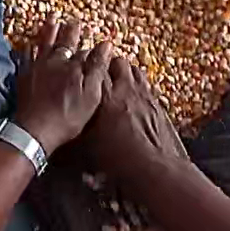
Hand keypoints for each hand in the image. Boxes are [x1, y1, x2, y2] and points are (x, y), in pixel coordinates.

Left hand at [12, 19, 112, 153]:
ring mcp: (37, 67)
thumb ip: (97, 68)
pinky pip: (25, 55)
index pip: (84, 51)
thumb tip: (106, 44)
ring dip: (48, 30)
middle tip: (73, 19)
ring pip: (43, 43)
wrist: (35, 129)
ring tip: (52, 18)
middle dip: (70, 30)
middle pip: (64, 41)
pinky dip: (28, 47)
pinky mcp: (24, 76)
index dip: (90, 45)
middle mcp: (54, 61)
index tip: (95, 36)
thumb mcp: (91, 94)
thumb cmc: (68, 116)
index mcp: (72, 66)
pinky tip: (28, 43)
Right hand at [85, 56, 190, 180]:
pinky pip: (146, 84)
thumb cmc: (118, 160)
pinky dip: (139, 85)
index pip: (94, 68)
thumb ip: (82, 126)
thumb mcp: (89, 144)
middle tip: (102, 76)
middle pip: (117, 62)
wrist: (154, 168)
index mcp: (104, 98)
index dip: (88, 66)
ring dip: (126, 73)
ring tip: (119, 82)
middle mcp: (124, 90)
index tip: (83, 70)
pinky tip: (135, 97)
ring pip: (134, 70)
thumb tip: (72, 122)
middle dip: (109, 66)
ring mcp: (144, 94)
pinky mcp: (157, 103)